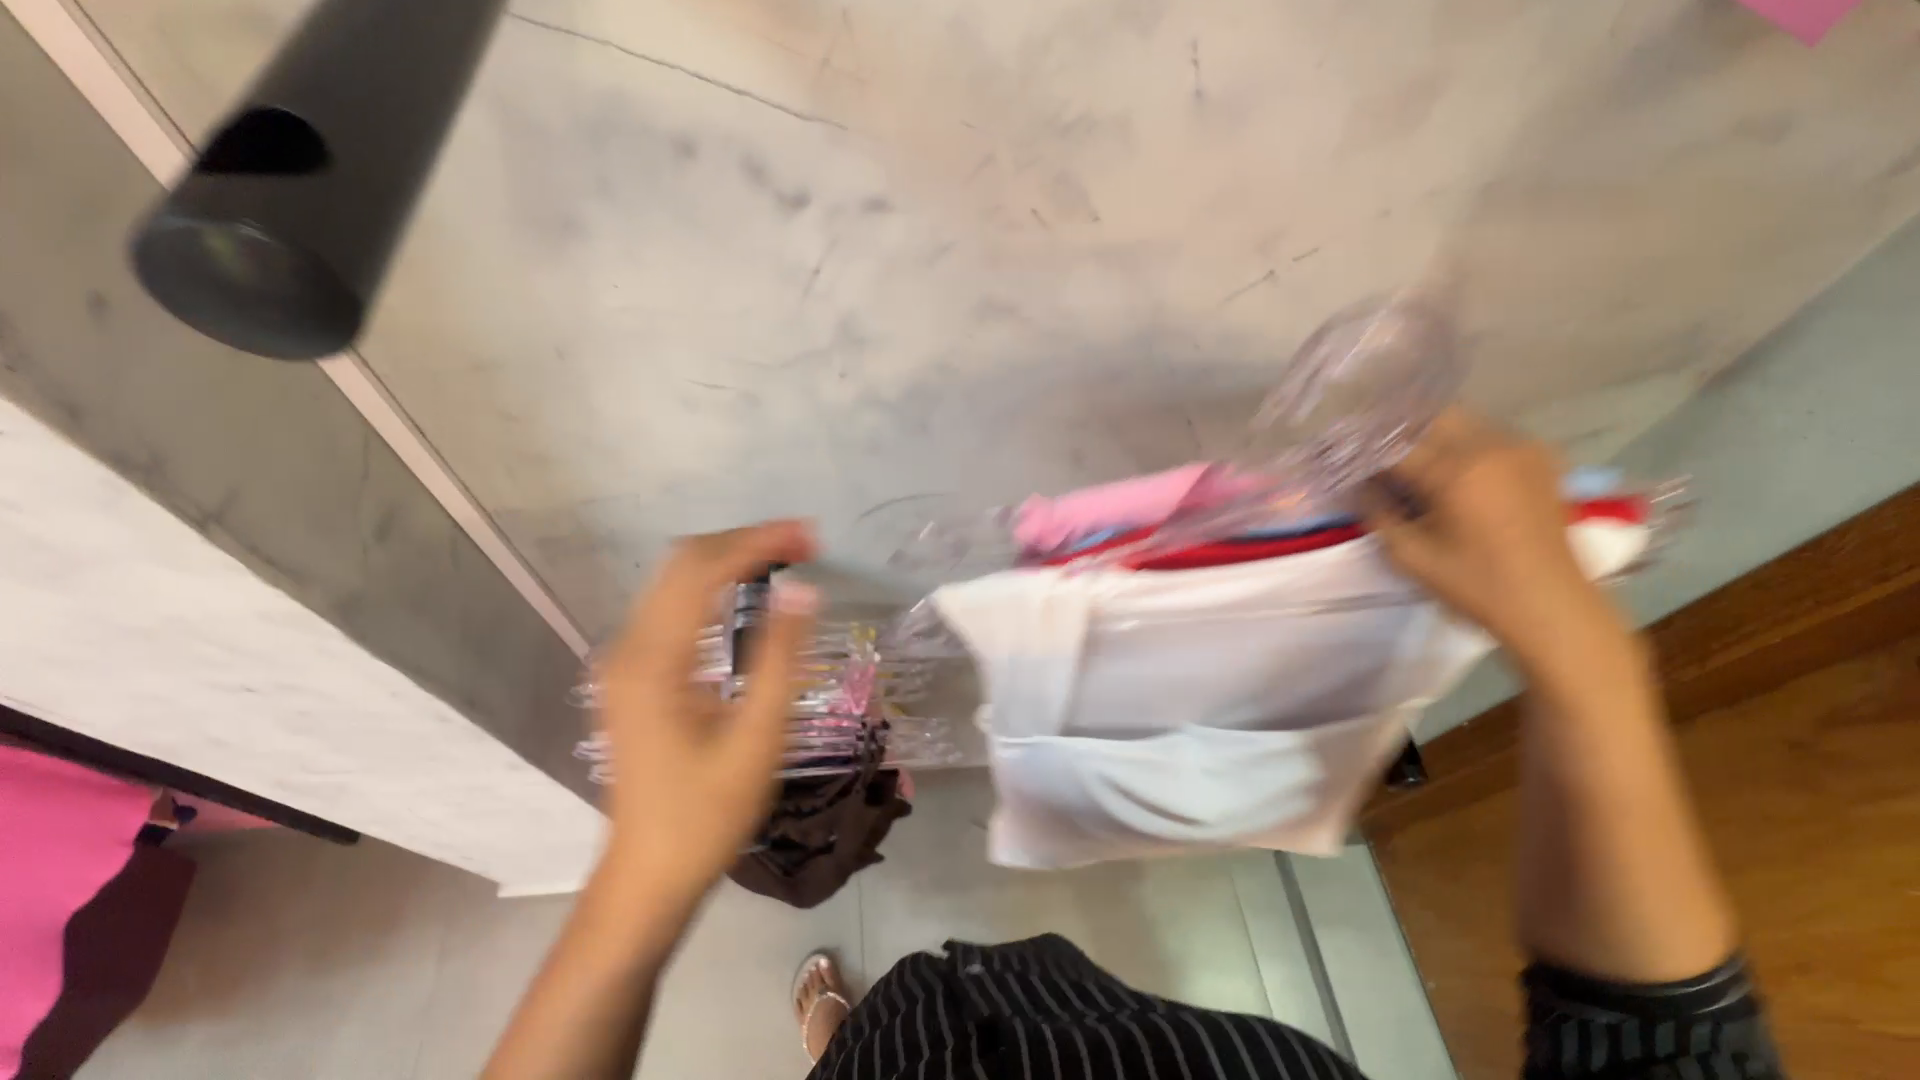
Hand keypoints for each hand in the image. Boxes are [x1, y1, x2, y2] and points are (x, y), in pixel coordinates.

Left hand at [593, 520, 818, 897]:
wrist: (648, 875)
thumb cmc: (706, 817)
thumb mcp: (756, 741)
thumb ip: (780, 659)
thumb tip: (803, 589)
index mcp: (653, 662)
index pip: (702, 570)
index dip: (758, 542)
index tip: (811, 538)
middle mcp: (628, 650)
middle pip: (683, 564)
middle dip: (744, 543)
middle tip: (805, 545)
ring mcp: (623, 663)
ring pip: (674, 582)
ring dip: (729, 562)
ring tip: (785, 560)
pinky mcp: (631, 678)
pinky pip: (672, 610)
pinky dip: (711, 590)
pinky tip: (745, 598)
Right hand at [1358, 408, 1627, 667]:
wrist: (1550, 603)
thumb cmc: (1475, 586)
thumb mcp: (1410, 555)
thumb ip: (1378, 512)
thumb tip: (1361, 485)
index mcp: (1456, 472)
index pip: (1393, 445)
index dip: (1362, 450)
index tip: (1339, 454)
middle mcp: (1490, 447)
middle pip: (1429, 417)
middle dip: (1396, 432)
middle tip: (1375, 454)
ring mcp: (1520, 447)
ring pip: (1461, 420)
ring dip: (1430, 435)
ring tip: (1411, 462)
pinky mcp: (1540, 457)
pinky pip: (1489, 434)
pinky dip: (1462, 444)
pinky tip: (1452, 471)